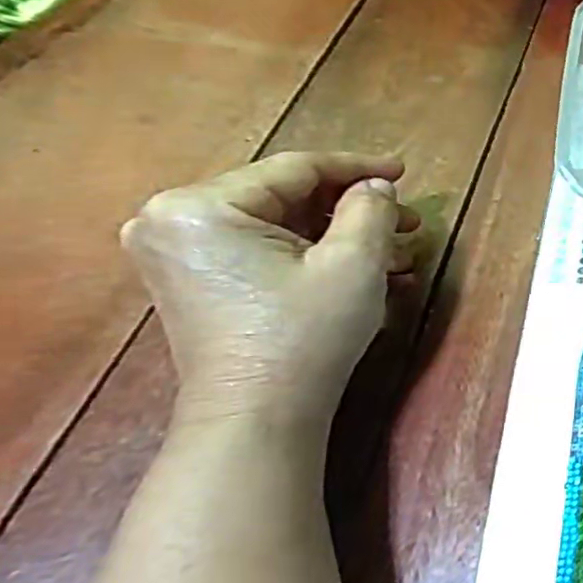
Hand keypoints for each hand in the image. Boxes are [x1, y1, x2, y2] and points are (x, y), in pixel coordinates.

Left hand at [120, 152, 419, 427]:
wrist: (260, 414)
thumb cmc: (306, 333)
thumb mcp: (353, 264)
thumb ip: (370, 211)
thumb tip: (377, 188)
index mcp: (201, 206)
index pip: (294, 169)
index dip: (357, 168)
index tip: (403, 172)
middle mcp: (174, 220)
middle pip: (285, 196)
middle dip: (354, 208)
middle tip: (408, 222)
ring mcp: (178, 254)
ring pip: (279, 224)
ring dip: (341, 234)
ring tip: (397, 252)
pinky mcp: (195, 281)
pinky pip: (262, 249)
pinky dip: (313, 253)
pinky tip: (362, 269)